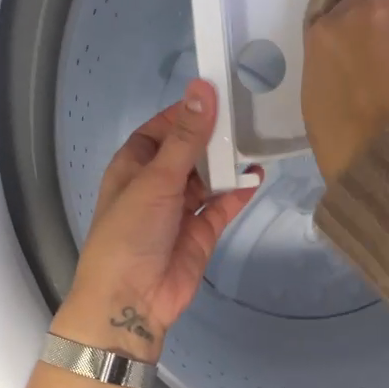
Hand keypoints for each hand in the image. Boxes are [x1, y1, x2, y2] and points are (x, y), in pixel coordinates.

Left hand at [52, 79, 256, 362]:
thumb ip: (185, 138)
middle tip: (249, 114)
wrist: (131, 299)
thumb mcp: (156, 179)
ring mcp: (180, 210)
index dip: (187, 113)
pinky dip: (237, 193)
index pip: (162, 129)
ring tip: (257, 142)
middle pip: (189, 152)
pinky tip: (256, 177)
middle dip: (214, 137)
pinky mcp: (201, 233)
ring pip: (208, 178)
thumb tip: (203, 88)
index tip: (218, 94)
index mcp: (133, 166)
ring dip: (228, 164)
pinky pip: (221, 206)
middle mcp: (156, 184)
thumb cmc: (131, 232)